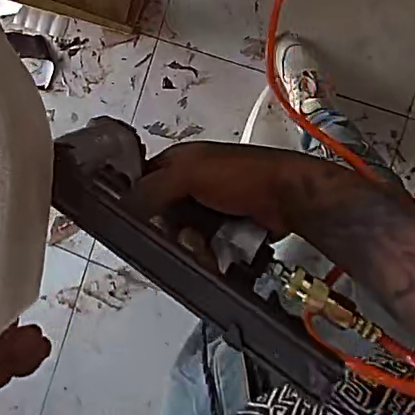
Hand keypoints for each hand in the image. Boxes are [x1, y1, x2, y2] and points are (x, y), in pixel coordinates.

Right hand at [131, 140, 389, 238]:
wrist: (289, 197)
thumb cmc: (244, 174)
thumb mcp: (190, 174)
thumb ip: (153, 188)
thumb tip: (125, 205)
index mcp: (179, 160)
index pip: (142, 181)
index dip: (137, 201)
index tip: (136, 223)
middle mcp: (191, 182)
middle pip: (161, 215)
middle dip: (169, 231)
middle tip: (183, 236)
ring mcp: (209, 206)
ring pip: (182, 234)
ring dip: (190, 245)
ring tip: (205, 247)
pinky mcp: (224, 228)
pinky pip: (204, 246)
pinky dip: (208, 252)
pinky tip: (215, 254)